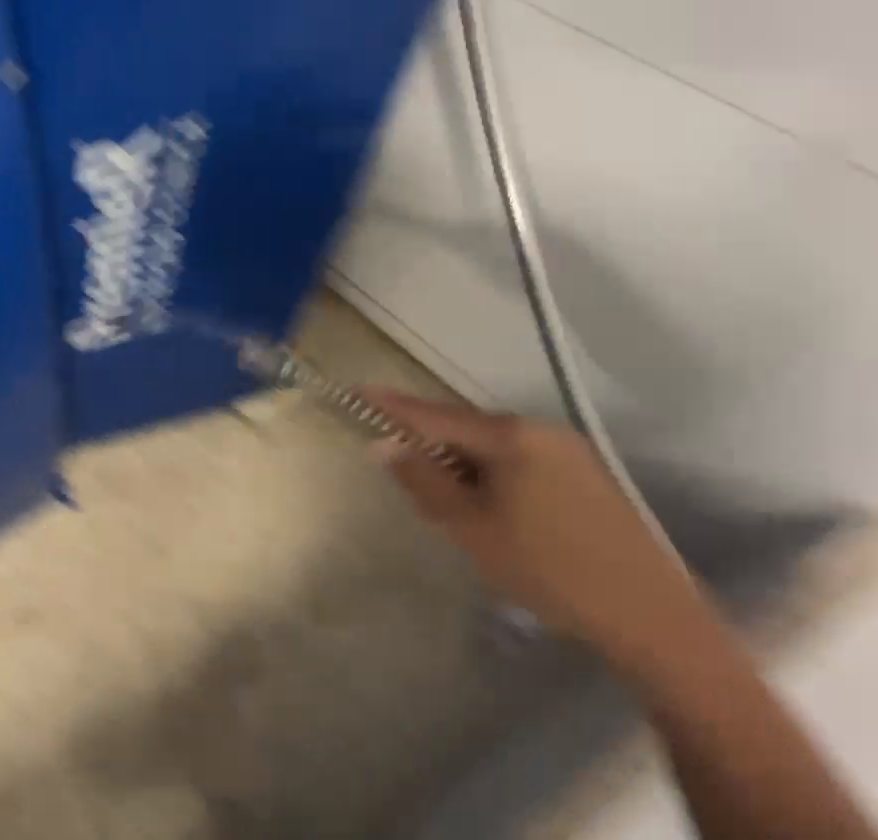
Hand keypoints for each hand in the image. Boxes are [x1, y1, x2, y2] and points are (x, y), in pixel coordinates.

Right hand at [363, 389, 713, 666]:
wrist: (649, 616)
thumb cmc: (546, 568)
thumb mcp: (469, 526)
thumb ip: (423, 478)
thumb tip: (383, 443)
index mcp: (512, 438)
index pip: (435, 416)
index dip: (393, 405)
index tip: (358, 390)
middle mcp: (542, 432)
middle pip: (465, 428)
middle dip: (429, 443)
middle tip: (398, 467)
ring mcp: (570, 452)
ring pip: (493, 447)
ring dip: (461, 464)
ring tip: (443, 500)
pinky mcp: (586, 476)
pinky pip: (519, 461)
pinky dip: (490, 475)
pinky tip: (486, 507)